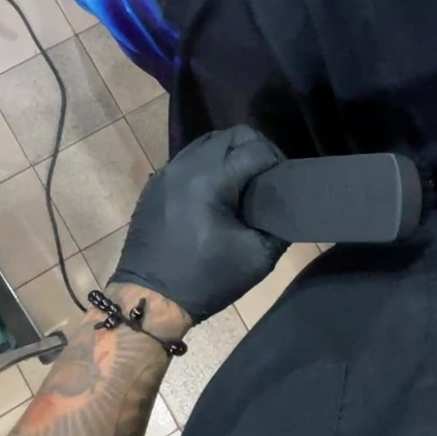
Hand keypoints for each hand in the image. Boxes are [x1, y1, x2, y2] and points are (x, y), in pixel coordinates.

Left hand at [112, 126, 288, 324]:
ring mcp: (167, 172)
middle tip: (267, 177)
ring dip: (231, 154)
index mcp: (211, 181)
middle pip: (232, 135)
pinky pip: (189, 158)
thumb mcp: (258, 257)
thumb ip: (280, 223)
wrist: (149, 300)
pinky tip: (217, 191)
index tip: (284, 183)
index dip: (278, 162)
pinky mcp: (156, 183)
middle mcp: (187, 166)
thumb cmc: (206, 280)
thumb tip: (287, 203)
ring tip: (243, 182)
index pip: (257, 149)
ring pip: (209, 141)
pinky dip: (209, 164)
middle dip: (257, 149)